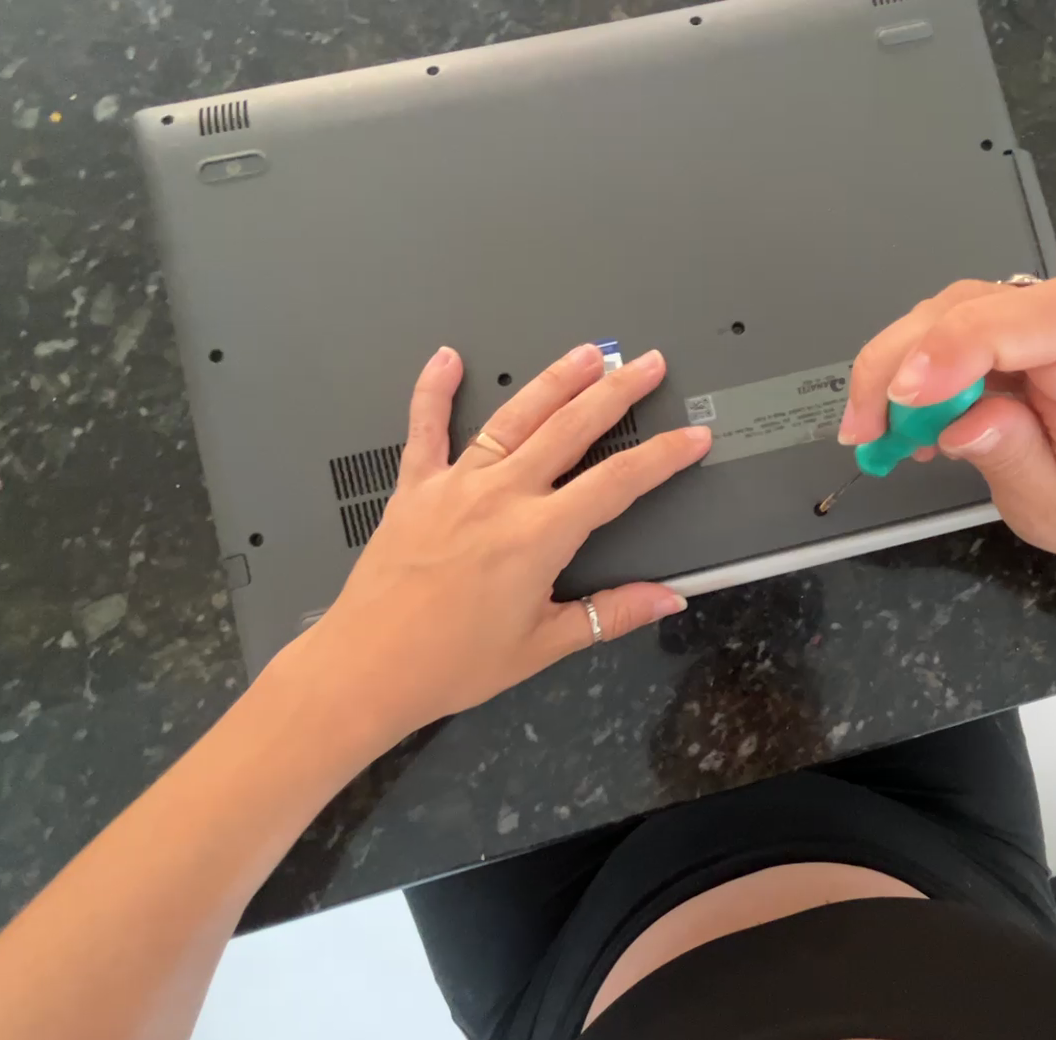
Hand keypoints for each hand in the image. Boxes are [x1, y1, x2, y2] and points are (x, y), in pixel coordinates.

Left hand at [271, 344, 710, 747]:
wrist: (365, 669)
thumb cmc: (449, 663)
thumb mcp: (543, 645)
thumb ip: (611, 614)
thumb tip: (666, 600)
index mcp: (537, 536)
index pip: (617, 482)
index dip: (662, 455)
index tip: (691, 436)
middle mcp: (499, 497)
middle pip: (571, 428)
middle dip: (616, 391)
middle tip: (646, 364)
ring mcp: (455, 486)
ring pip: (515, 416)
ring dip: (555, 380)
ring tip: (587, 353)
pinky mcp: (415, 488)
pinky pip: (425, 428)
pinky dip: (434, 391)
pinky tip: (447, 360)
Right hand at [838, 278, 1055, 561]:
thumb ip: (1016, 460)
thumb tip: (958, 426)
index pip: (1048, 321)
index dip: (966, 342)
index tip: (905, 396)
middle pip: (976, 304)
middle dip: (902, 358)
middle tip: (861, 428)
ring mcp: (1042, 322)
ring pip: (950, 311)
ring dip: (894, 364)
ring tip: (872, 430)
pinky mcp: (1013, 333)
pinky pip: (948, 332)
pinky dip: (909, 371)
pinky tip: (903, 422)